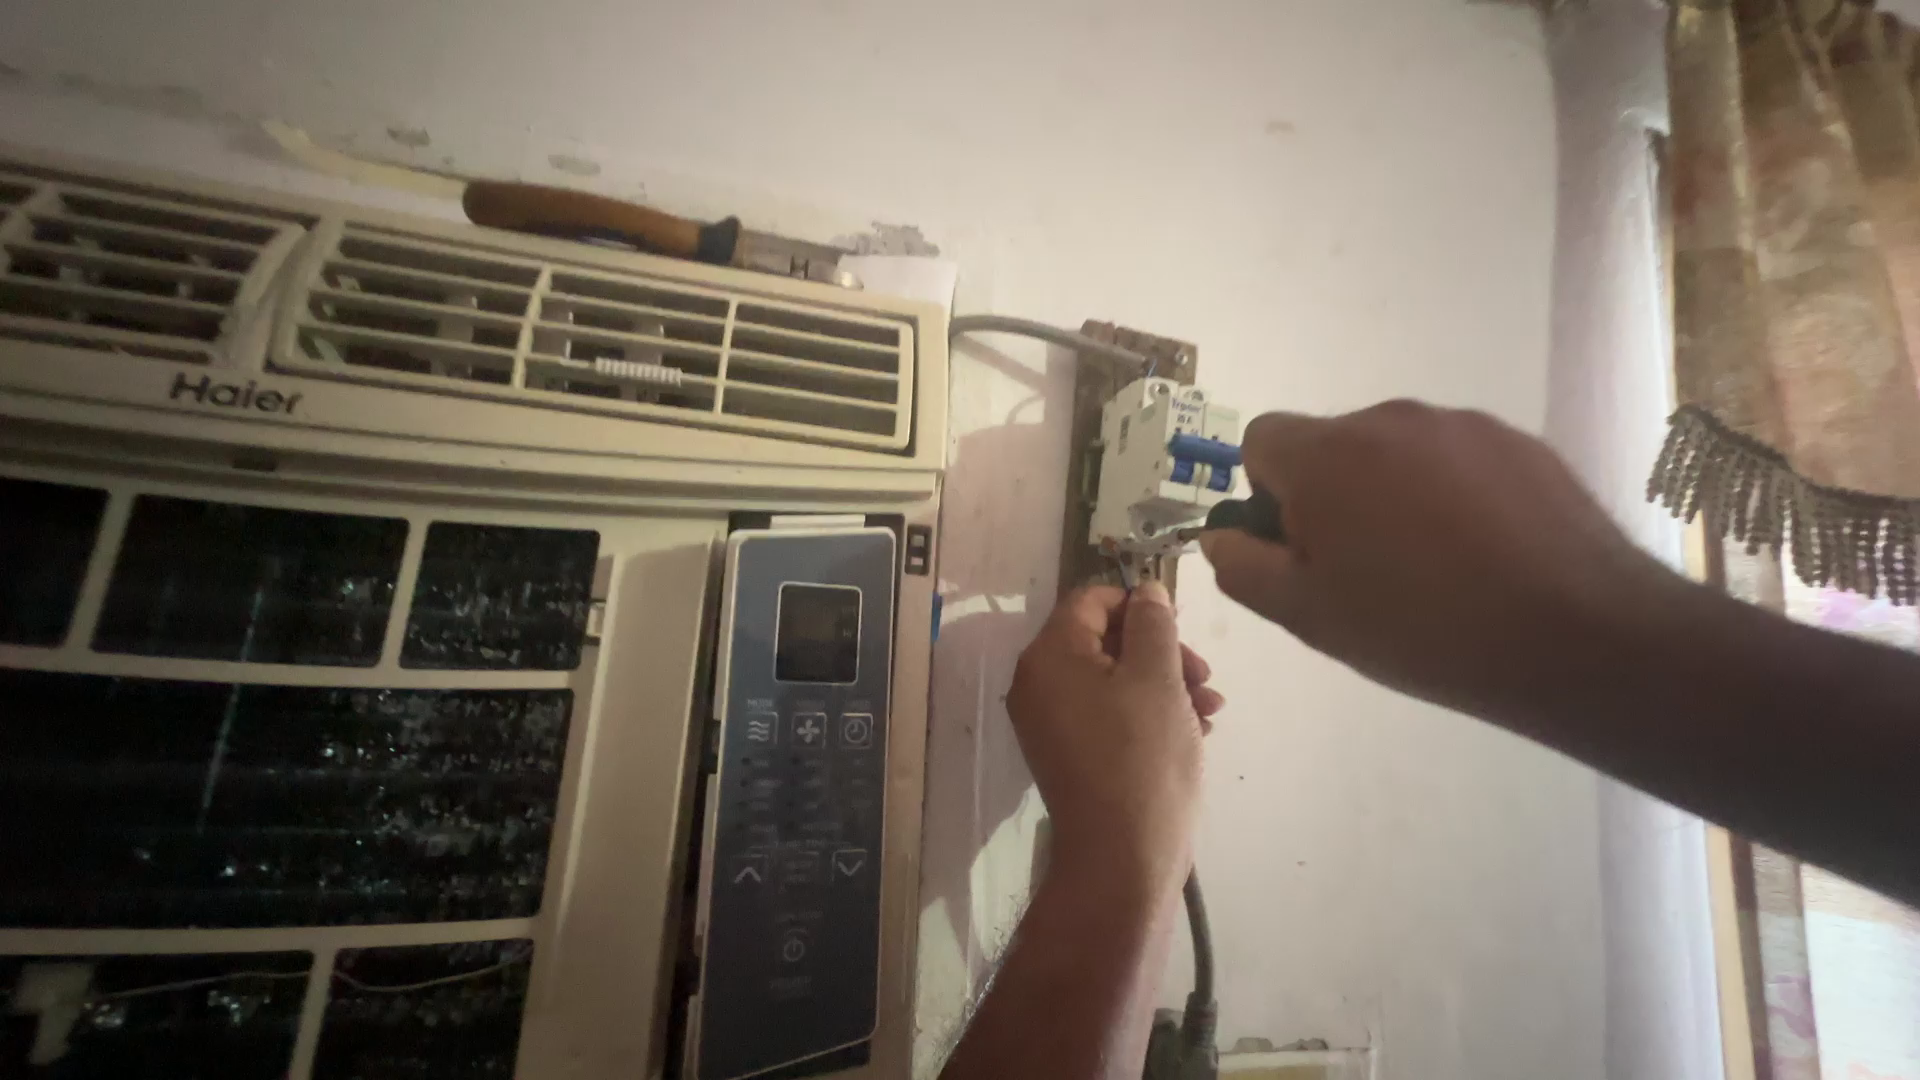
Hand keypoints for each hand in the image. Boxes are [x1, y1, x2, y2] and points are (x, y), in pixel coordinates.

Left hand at [1007, 583, 1224, 898]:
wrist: (1122, 858)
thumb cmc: (1142, 757)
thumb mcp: (1157, 677)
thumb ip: (1152, 623)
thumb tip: (1146, 590)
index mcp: (1049, 655)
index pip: (1090, 600)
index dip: (1138, 604)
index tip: (1181, 628)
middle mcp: (1038, 682)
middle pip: (1102, 639)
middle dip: (1160, 650)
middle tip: (1204, 675)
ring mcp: (1048, 720)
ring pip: (1111, 677)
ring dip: (1163, 682)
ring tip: (1211, 708)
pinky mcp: (1067, 751)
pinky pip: (1105, 711)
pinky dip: (1146, 711)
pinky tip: (1193, 730)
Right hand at [1200, 401, 1677, 723]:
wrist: (1581, 640)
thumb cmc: (1417, 628)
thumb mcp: (1303, 613)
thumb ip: (1240, 566)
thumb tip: (1219, 535)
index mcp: (1327, 454)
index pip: (1260, 438)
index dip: (1264, 492)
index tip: (1298, 544)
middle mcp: (1389, 419)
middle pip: (1326, 444)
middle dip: (1325, 493)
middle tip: (1359, 566)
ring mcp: (1461, 425)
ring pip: (1389, 450)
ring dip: (1384, 492)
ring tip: (1427, 563)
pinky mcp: (1519, 442)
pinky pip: (1449, 457)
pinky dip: (1443, 492)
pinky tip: (1476, 551)